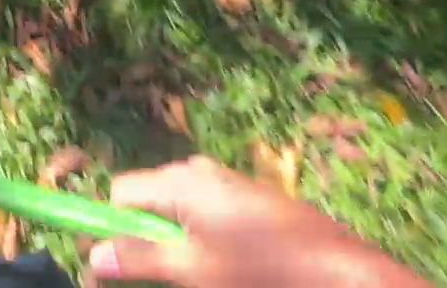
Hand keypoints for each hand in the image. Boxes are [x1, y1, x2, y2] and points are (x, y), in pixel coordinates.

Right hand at [90, 156, 431, 287]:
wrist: (353, 279)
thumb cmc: (264, 273)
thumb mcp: (195, 272)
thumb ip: (140, 259)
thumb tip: (93, 254)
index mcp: (178, 180)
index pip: (121, 194)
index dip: (115, 229)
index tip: (122, 265)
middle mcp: (198, 170)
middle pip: (151, 199)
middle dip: (151, 237)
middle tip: (169, 277)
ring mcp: (230, 182)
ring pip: (183, 208)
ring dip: (181, 239)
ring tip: (205, 276)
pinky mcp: (257, 199)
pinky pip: (213, 212)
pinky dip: (210, 236)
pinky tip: (236, 268)